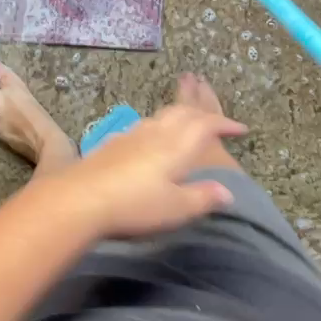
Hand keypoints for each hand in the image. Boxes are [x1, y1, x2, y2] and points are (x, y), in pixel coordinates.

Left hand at [42, 104, 247, 238]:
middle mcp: (156, 133)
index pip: (205, 126)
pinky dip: (158, 125)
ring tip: (187, 122)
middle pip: (182, 112)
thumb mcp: (176, 208)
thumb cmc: (135, 205)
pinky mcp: (113, 143)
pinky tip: (151, 136)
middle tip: (216, 120)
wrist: (81, 198)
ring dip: (180, 115)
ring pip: (162, 116)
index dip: (224, 124)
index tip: (240, 128)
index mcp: (176, 145)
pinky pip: (144, 126)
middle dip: (202, 113)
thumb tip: (229, 191)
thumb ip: (203, 197)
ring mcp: (132, 135)